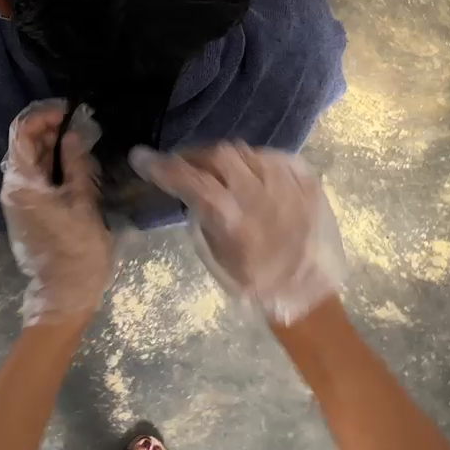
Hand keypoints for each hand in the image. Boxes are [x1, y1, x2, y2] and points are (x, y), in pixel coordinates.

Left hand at [0, 100, 113, 327]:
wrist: (63, 292)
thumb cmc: (77, 248)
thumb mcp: (83, 200)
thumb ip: (76, 162)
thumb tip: (73, 132)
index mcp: (21, 182)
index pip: (22, 131)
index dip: (43, 114)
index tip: (69, 110)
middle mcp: (11, 187)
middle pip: (24, 144)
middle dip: (50, 128)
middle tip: (80, 122)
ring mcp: (16, 200)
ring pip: (29, 160)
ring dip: (51, 145)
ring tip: (80, 138)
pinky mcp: (25, 210)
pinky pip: (34, 177)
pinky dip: (50, 164)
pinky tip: (73, 162)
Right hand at [129, 143, 343, 325]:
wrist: (308, 298)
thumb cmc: (253, 285)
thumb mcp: (215, 257)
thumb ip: (201, 217)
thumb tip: (188, 189)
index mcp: (233, 220)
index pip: (191, 179)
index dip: (162, 165)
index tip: (141, 158)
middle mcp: (260, 196)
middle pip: (219, 155)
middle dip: (194, 156)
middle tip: (183, 163)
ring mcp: (288, 186)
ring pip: (246, 151)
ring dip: (224, 158)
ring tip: (217, 169)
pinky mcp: (308, 184)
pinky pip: (275, 157)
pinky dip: (255, 160)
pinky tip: (249, 172)